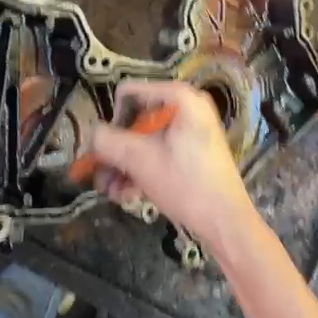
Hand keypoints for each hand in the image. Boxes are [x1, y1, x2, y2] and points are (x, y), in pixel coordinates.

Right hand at [86, 81, 257, 247]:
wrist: (227, 223)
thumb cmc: (186, 185)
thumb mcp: (139, 160)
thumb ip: (107, 141)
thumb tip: (90, 135)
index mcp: (178, 98)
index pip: (128, 94)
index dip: (113, 121)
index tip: (108, 149)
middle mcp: (185, 107)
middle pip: (135, 119)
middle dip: (115, 150)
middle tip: (98, 175)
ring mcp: (190, 130)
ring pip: (144, 139)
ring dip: (122, 164)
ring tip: (108, 191)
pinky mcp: (191, 151)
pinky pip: (158, 152)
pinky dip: (140, 169)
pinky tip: (125, 194)